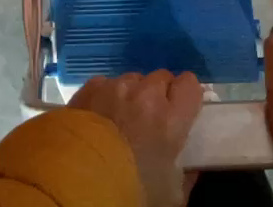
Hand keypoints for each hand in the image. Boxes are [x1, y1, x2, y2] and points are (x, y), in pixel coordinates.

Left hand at [67, 71, 202, 206]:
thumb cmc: (131, 189)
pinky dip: (108, 94)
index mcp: (170, 119)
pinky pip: (107, 83)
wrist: (79, 181)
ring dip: (133, 94)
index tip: (182, 108)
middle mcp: (145, 95)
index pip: (190, 85)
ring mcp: (115, 87)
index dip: (187, 94)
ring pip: (132, 79)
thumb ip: (186, 174)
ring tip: (123, 118)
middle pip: (160, 78)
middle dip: (160, 94)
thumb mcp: (171, 195)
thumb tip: (193, 167)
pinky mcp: (90, 87)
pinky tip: (101, 116)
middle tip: (152, 118)